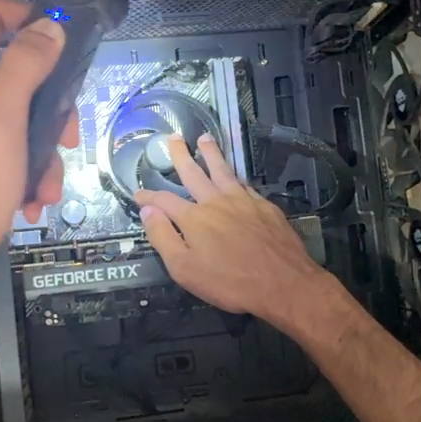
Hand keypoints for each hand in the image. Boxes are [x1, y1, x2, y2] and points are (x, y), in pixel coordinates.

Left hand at [0, 0, 76, 300]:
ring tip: (47, 187)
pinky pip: (5, 155)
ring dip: (43, 151)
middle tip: (70, 135)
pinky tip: (31, 202)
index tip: (63, 43)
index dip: (25, 15)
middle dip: (50, 104)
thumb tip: (48, 24)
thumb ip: (24, 67)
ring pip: (16, 121)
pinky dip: (24, 174)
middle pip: (13, 72)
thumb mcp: (3, 120)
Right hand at [134, 133, 331, 323]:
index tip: (138, 193)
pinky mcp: (265, 207)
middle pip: (194, 173)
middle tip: (174, 138)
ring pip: (223, 171)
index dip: (148, 197)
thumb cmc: (230, 282)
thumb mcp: (185, 269)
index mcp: (194, 218)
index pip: (164, 201)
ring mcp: (244, 201)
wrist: (282, 283)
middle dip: (181, 156)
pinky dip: (235, 176)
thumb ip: (163, 237)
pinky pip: (245, 184)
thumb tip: (147, 211)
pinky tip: (235, 175)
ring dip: (211, 154)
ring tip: (204, 138)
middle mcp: (217, 202)